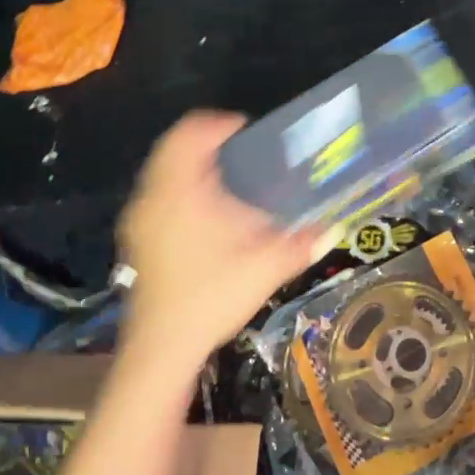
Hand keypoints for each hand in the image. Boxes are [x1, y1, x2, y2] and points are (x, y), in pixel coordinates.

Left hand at [117, 111, 327, 368]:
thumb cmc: (211, 297)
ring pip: (163, 171)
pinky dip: (181, 188)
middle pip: (174, 147)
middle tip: (243, 152)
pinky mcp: (137, 240)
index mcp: (180, 191)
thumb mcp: (265, 267)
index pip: (191, 134)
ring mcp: (140, 219)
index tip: (247, 131)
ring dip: (193, 167)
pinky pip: (158, 194)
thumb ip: (302, 243)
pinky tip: (208, 214)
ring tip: (230, 179)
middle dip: (207, 144)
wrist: (162, 349)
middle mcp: (153, 197)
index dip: (219, 125)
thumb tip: (336, 227)